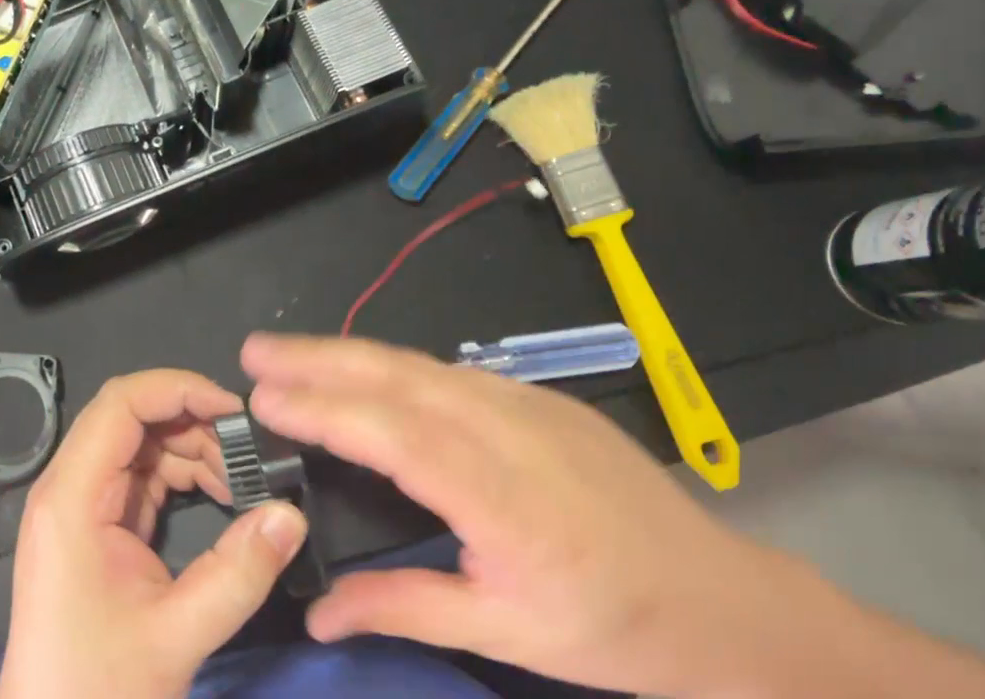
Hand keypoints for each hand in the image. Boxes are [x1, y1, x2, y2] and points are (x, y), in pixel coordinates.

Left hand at [2, 370, 308, 698]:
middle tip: (251, 453)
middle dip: (193, 424)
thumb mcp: (177, 632)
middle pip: (131, 419)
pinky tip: (220, 496)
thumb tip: (291, 515)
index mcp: (73, 496)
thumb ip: (239, 572)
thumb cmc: (99, 683)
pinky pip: (140, 480)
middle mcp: (70, 488)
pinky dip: (181, 479)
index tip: (234, 410)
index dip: (177, 390)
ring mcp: (80, 507)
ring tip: (244, 481)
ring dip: (191, 452)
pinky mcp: (95, 527)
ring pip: (139, 447)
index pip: (120, 403)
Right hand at [242, 333, 800, 698]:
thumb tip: (316, 611)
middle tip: (254, 352)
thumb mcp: (507, 632)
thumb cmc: (616, 631)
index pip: (395, 436)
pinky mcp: (541, 399)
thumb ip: (402, 607)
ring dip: (349, 354)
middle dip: (320, 358)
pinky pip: (451, 373)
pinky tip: (362, 375)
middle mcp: (514, 433)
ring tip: (289, 355)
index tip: (264, 399)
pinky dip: (391, 367)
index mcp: (505, 498)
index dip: (325, 411)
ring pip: (422, 365)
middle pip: (400, 377)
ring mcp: (532, 406)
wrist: (729, 604)